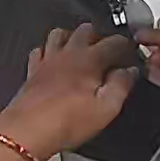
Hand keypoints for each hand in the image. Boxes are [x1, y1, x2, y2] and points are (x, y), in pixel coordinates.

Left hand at [0, 24, 138, 160]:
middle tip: (107, 49)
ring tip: (81, 48)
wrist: (29, 130)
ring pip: (60, 34)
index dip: (125, 44)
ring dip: (72, 37)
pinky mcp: (33, 70)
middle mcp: (67, 54)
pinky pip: (40, 49)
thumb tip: (129, 72)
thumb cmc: (66, 121)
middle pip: (85, 30)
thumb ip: (121, 86)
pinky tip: (53, 59)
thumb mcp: (106, 109)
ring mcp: (48, 59)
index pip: (113, 42)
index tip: (130, 52)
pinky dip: (49, 50)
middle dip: (99, 35)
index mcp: (89, 60)